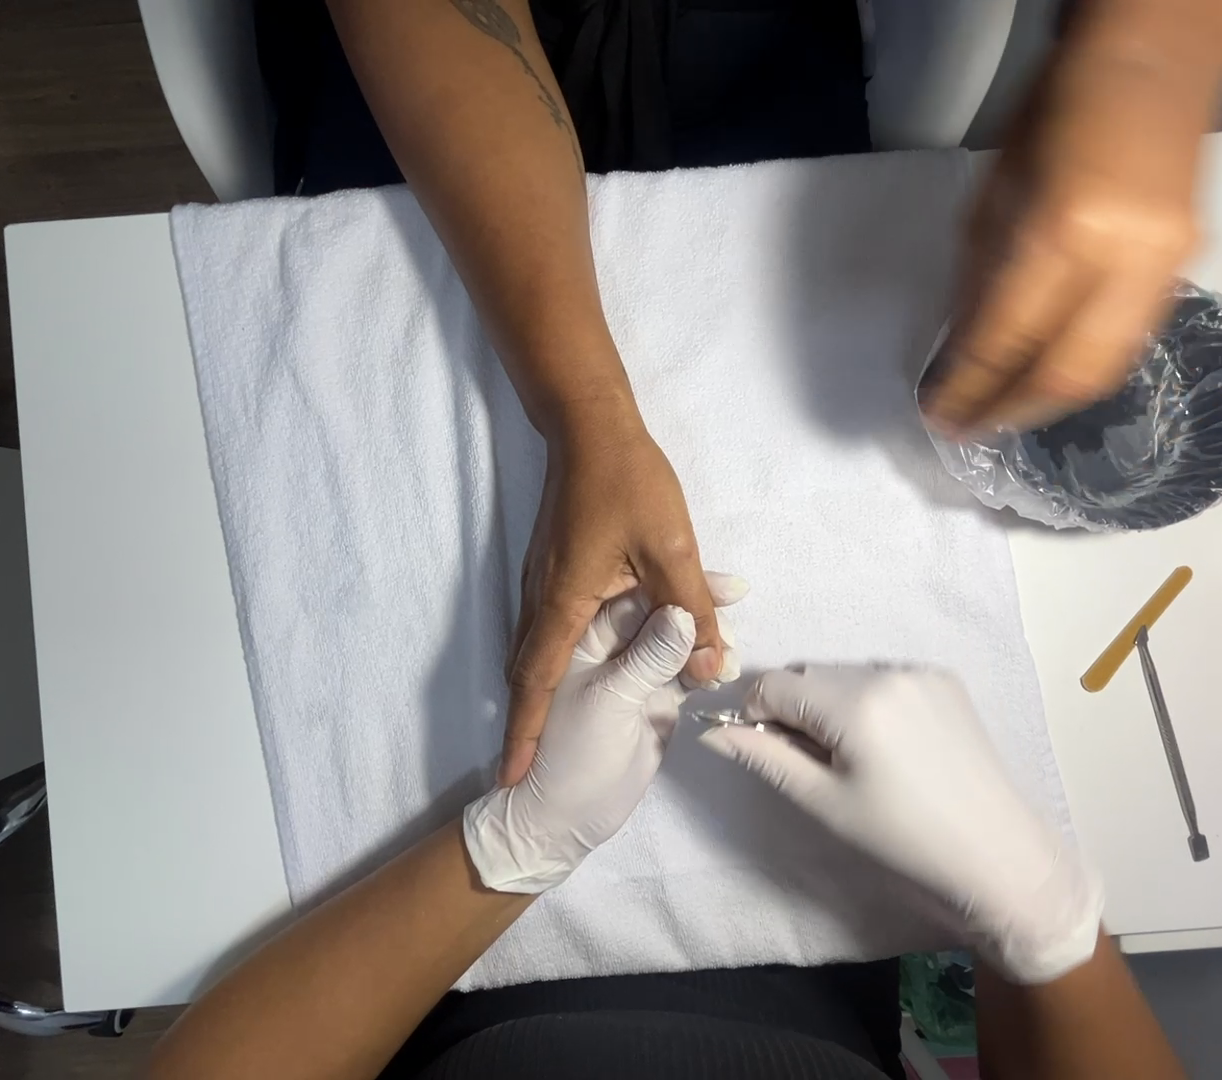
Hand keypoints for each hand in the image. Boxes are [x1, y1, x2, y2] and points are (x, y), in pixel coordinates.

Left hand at [466, 587, 735, 892]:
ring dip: (707, 640)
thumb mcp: (609, 700)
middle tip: (737, 601)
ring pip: (676, 641)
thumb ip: (647, 657)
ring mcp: (634, 670)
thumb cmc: (573, 754)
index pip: (637, 598)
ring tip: (733, 650)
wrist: (567, 817)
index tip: (721, 585)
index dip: (678, 587)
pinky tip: (727, 668)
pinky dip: (706, 668)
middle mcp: (610, 644)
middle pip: (661, 614)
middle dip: (699, 608)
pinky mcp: (653, 696)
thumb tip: (685, 612)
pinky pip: (684, 671)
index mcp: (585, 635)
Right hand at [502, 418, 735, 784]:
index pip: (536, 682)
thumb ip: (692, 613)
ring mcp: (537, 578)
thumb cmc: (630, 484)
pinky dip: (551, 653)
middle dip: (526, 718)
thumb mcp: (672, 550)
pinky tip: (581, 657)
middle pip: (525, 670)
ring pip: (533, 646)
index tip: (510, 775)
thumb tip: (711, 669)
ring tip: (549, 721)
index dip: (524, 732)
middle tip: (530, 758)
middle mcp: (539, 596)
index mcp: (564, 601)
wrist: (589, 427)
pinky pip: (543, 622)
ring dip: (539, 687)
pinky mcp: (546, 564)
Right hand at [700, 665, 1101, 983]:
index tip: (773, 751)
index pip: (773, 684)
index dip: (757, 715)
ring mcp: (919, 671)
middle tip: (816, 760)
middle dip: (795, 708)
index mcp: (854, 703)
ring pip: (842, 673)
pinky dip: (866, 698)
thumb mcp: (823, 801)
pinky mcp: (942, 678)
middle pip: (807, 674)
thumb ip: (763, 756)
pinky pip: (879, 676)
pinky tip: (888, 741)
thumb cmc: (902, 837)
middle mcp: (886, 672)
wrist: (1001, 855)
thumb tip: (709, 732)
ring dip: (829, 701)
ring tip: (855, 753)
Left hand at [921, 2, 1221, 434]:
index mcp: (1062, 235)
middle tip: (968, 431)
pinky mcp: (1187, 268)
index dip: (965, 388)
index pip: (1003, 343)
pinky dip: (1079, 373)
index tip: (934, 414)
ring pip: (1105, 370)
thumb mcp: (986, 208)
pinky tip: (1043, 381)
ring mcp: (1168, 267)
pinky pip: (1128, 344)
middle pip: (1065, 376)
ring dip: (1045, 404)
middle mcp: (1124, 260)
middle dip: (1010, 413)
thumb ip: (975, 292)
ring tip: (999, 416)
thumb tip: (955, 360)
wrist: (1154, 62)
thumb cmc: (1051, 120)